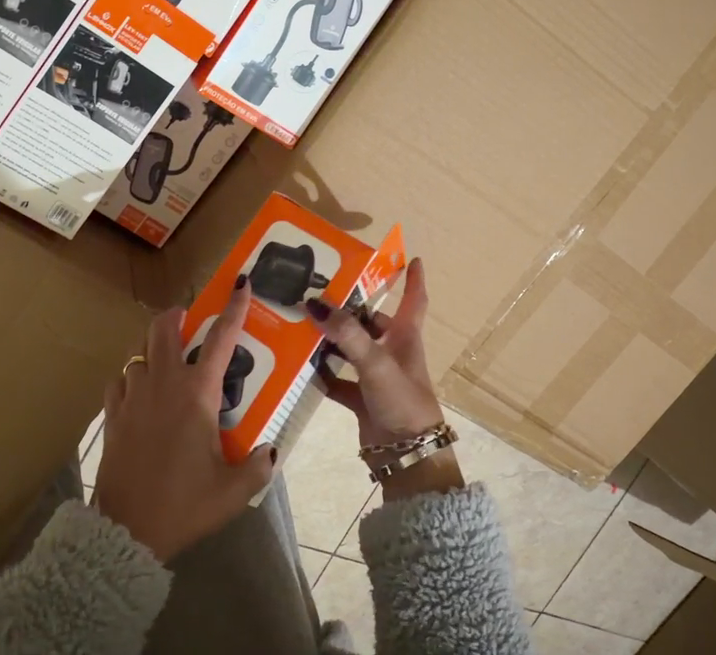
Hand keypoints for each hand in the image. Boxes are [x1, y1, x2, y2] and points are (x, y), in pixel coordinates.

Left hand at [94, 287, 277, 561]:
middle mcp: (163, 384)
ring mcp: (132, 397)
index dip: (233, 309)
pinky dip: (130, 378)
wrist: (127, 530)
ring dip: (152, 348)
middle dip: (177, 315)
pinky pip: (118, 382)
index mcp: (196, 394)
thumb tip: (270, 450)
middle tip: (189, 318)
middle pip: (163, 329)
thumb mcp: (232, 491)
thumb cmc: (185, 505)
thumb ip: (257, 466)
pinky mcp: (112, 416)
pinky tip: (138, 391)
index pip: (221, 340)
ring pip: (138, 353)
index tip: (240, 284)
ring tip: (165, 358)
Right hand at [307, 258, 463, 500]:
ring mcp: (376, 378)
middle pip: (371, 323)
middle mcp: (392, 354)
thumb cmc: (403, 402)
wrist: (408, 457)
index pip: (413, 300)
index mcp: (405, 339)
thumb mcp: (376, 363)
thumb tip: (315, 303)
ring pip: (351, 350)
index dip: (413, 279)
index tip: (411, 258)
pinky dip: (323, 374)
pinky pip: (338, 381)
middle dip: (351, 309)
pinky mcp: (362, 400)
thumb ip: (346, 334)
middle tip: (321, 292)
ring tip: (302, 323)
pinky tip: (302, 367)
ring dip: (331, 340)